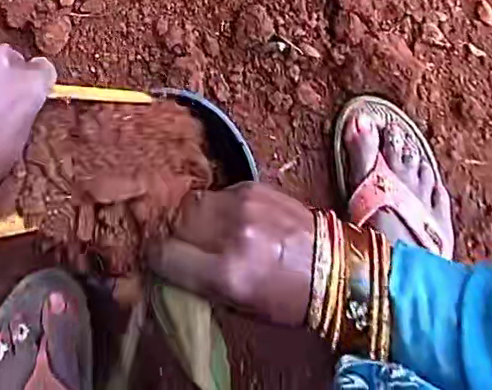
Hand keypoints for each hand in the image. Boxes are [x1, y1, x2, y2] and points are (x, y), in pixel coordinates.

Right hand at [150, 184, 315, 326]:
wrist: (334, 265)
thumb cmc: (288, 298)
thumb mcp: (241, 307)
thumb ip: (201, 285)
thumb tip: (168, 267)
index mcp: (228, 273)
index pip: (166, 254)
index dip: (157, 258)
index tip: (157, 260)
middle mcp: (232, 232)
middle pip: (177, 220)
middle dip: (174, 232)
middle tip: (181, 244)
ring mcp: (243, 203)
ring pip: (194, 201)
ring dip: (192, 216)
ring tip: (205, 231)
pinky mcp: (251, 185)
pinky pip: (216, 192)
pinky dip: (215, 206)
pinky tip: (229, 220)